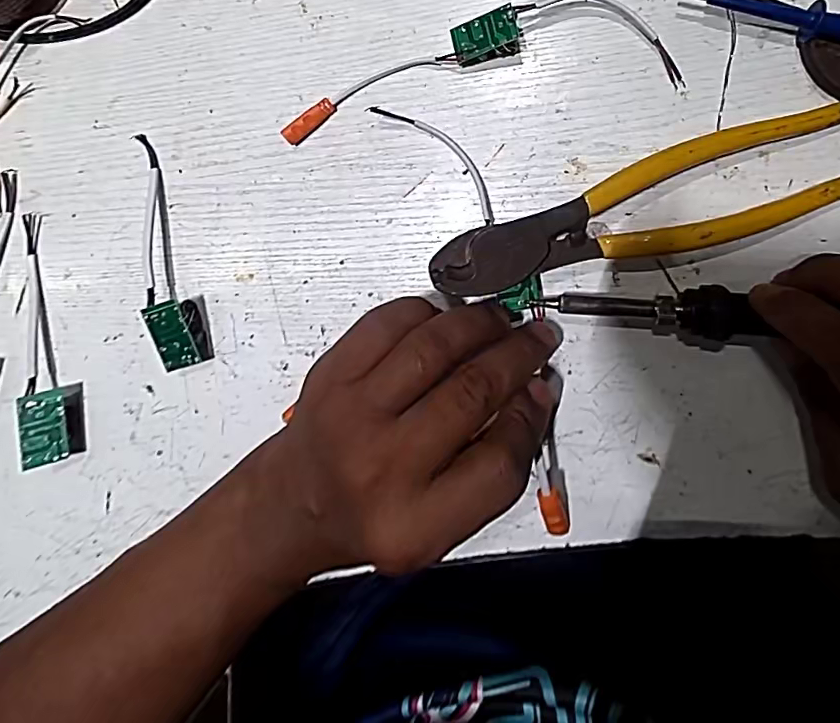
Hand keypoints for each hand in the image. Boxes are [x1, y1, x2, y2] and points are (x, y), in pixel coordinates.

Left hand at [256, 298, 561, 577]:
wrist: (299, 501)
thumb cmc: (370, 512)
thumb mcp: (438, 527)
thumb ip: (492, 471)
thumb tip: (530, 397)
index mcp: (413, 521)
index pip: (499, 464)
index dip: (532, 418)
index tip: (541, 392)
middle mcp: (379, 465)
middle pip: (472, 392)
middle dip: (519, 356)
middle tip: (537, 339)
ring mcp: (352, 412)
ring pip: (436, 346)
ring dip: (482, 324)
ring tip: (501, 321)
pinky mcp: (334, 373)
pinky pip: (391, 321)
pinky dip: (429, 311)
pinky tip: (445, 319)